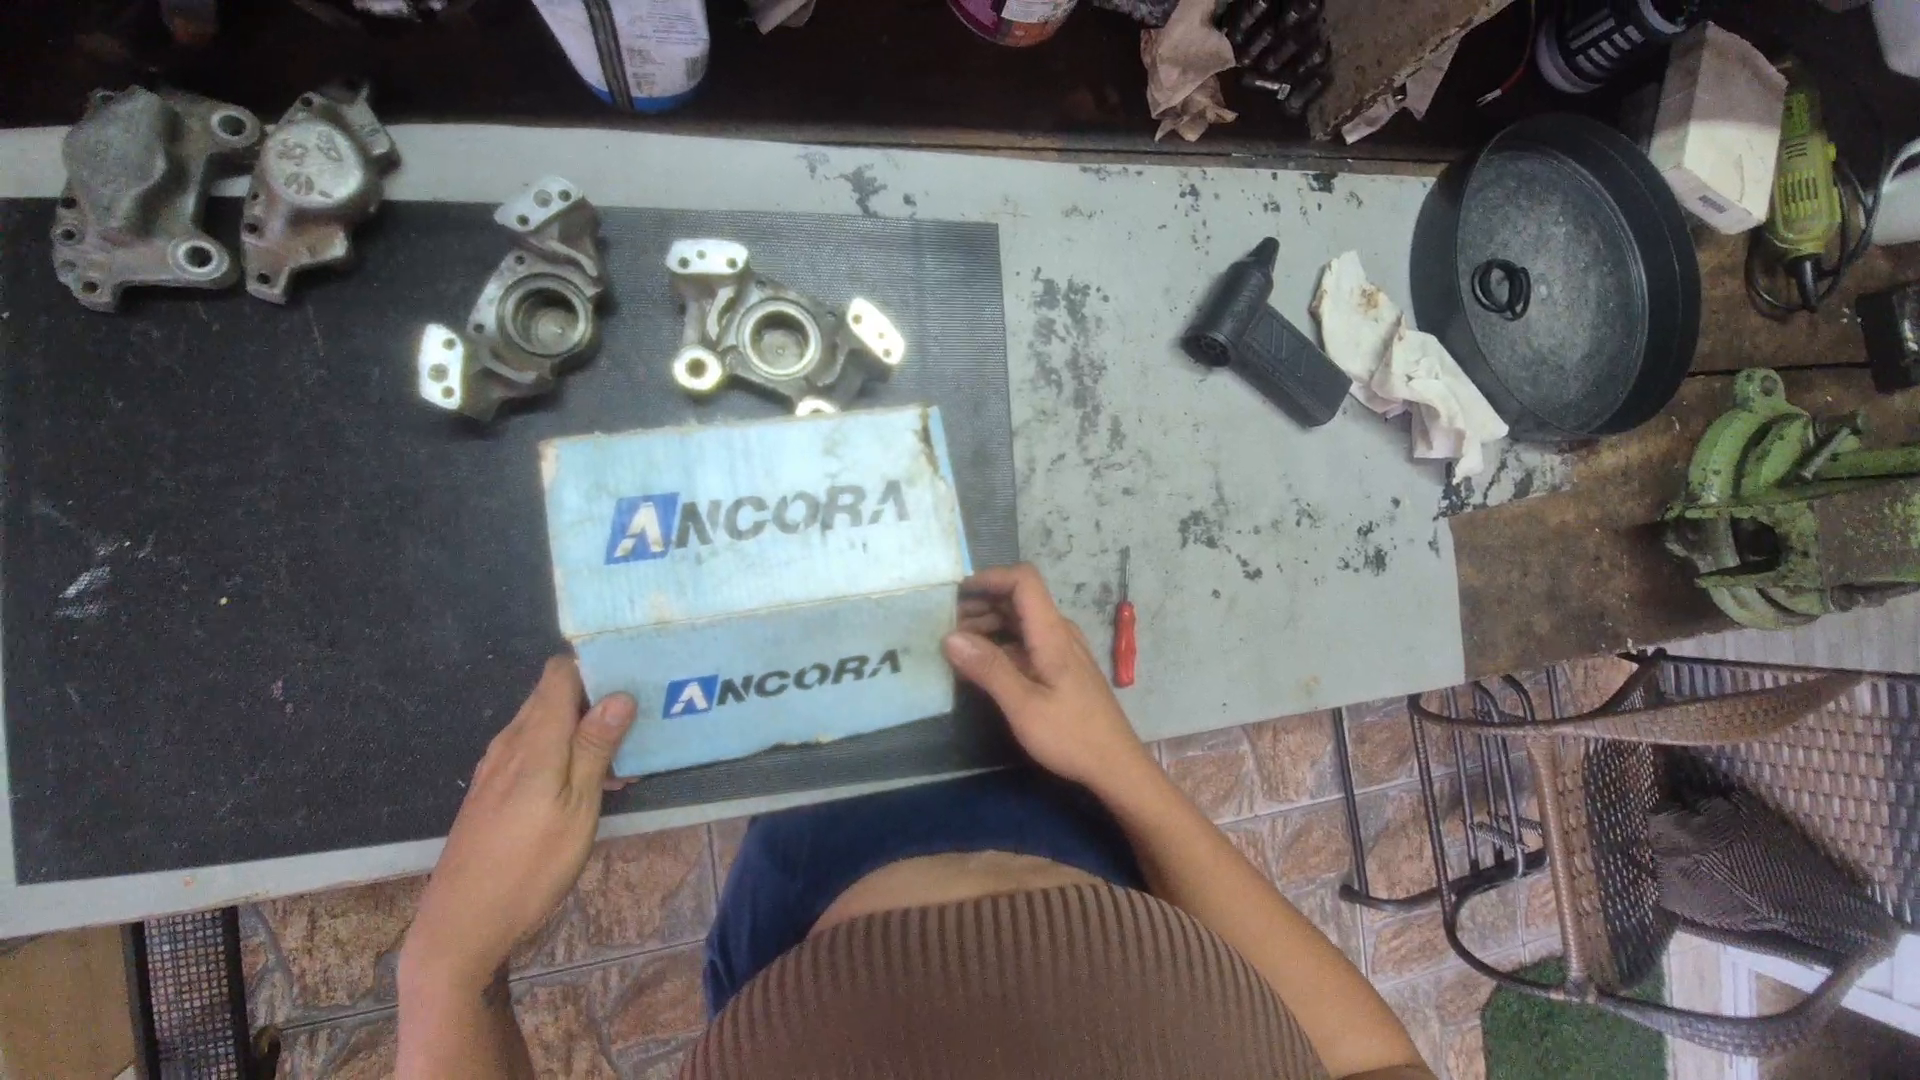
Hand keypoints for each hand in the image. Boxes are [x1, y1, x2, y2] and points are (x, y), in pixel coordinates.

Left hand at [400, 657, 636, 991]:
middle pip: (554, 695)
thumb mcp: (576, 808)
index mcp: (534, 739)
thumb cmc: (529, 867)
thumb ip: (595, 748)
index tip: (634, 674)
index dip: (595, 665)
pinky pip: (536, 751)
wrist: (460, 928)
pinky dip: (566, 753)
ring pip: (547, 724)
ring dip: (585, 728)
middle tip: (644, 715)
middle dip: (598, 697)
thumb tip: (620, 694)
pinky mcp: (494, 792)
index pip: (559, 672)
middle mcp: (510, 743)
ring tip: (628, 753)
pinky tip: (592, 783)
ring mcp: (498, 768)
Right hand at [944, 563, 1153, 790]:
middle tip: (946, 625)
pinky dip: (1001, 643)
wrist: (1116, 766)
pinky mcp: (1061, 667)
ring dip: (989, 624)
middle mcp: (1059, 632)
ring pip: (1021, 620)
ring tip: (958, 646)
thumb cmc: (1071, 736)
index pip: (1023, 580)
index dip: (989, 577)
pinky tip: (982, 664)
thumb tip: (950, 637)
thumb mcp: (1024, 706)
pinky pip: (1027, 641)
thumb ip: (989, 669)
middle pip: (1019, 598)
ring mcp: (1062, 649)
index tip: (956, 594)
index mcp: (1052, 633)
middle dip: (981, 603)